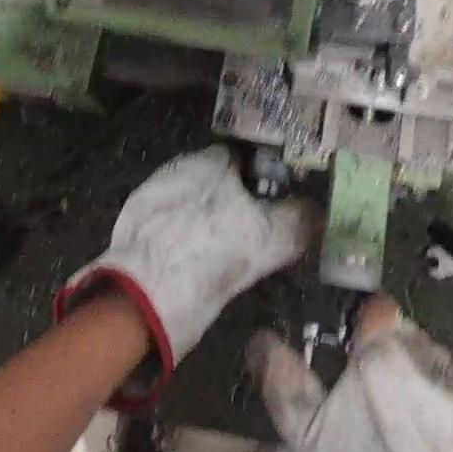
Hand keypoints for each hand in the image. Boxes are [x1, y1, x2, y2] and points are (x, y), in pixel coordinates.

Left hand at [56, 146, 314, 408]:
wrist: (145, 295)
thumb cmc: (213, 254)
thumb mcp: (270, 241)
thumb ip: (301, 220)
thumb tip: (322, 212)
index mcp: (210, 159)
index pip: (243, 156)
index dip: (261, 178)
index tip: (273, 202)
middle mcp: (177, 167)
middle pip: (214, 178)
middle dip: (231, 198)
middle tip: (250, 229)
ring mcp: (149, 194)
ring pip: (189, 201)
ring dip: (203, 218)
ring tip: (219, 251)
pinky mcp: (130, 224)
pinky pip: (166, 224)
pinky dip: (179, 237)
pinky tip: (190, 262)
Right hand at [249, 296, 452, 451]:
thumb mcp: (308, 441)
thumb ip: (284, 381)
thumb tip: (260, 339)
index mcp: (383, 355)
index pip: (377, 307)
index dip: (362, 328)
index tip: (352, 352)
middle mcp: (429, 357)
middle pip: (403, 332)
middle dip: (385, 354)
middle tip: (368, 397)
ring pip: (429, 358)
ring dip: (414, 374)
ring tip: (398, 421)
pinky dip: (441, 398)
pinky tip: (427, 434)